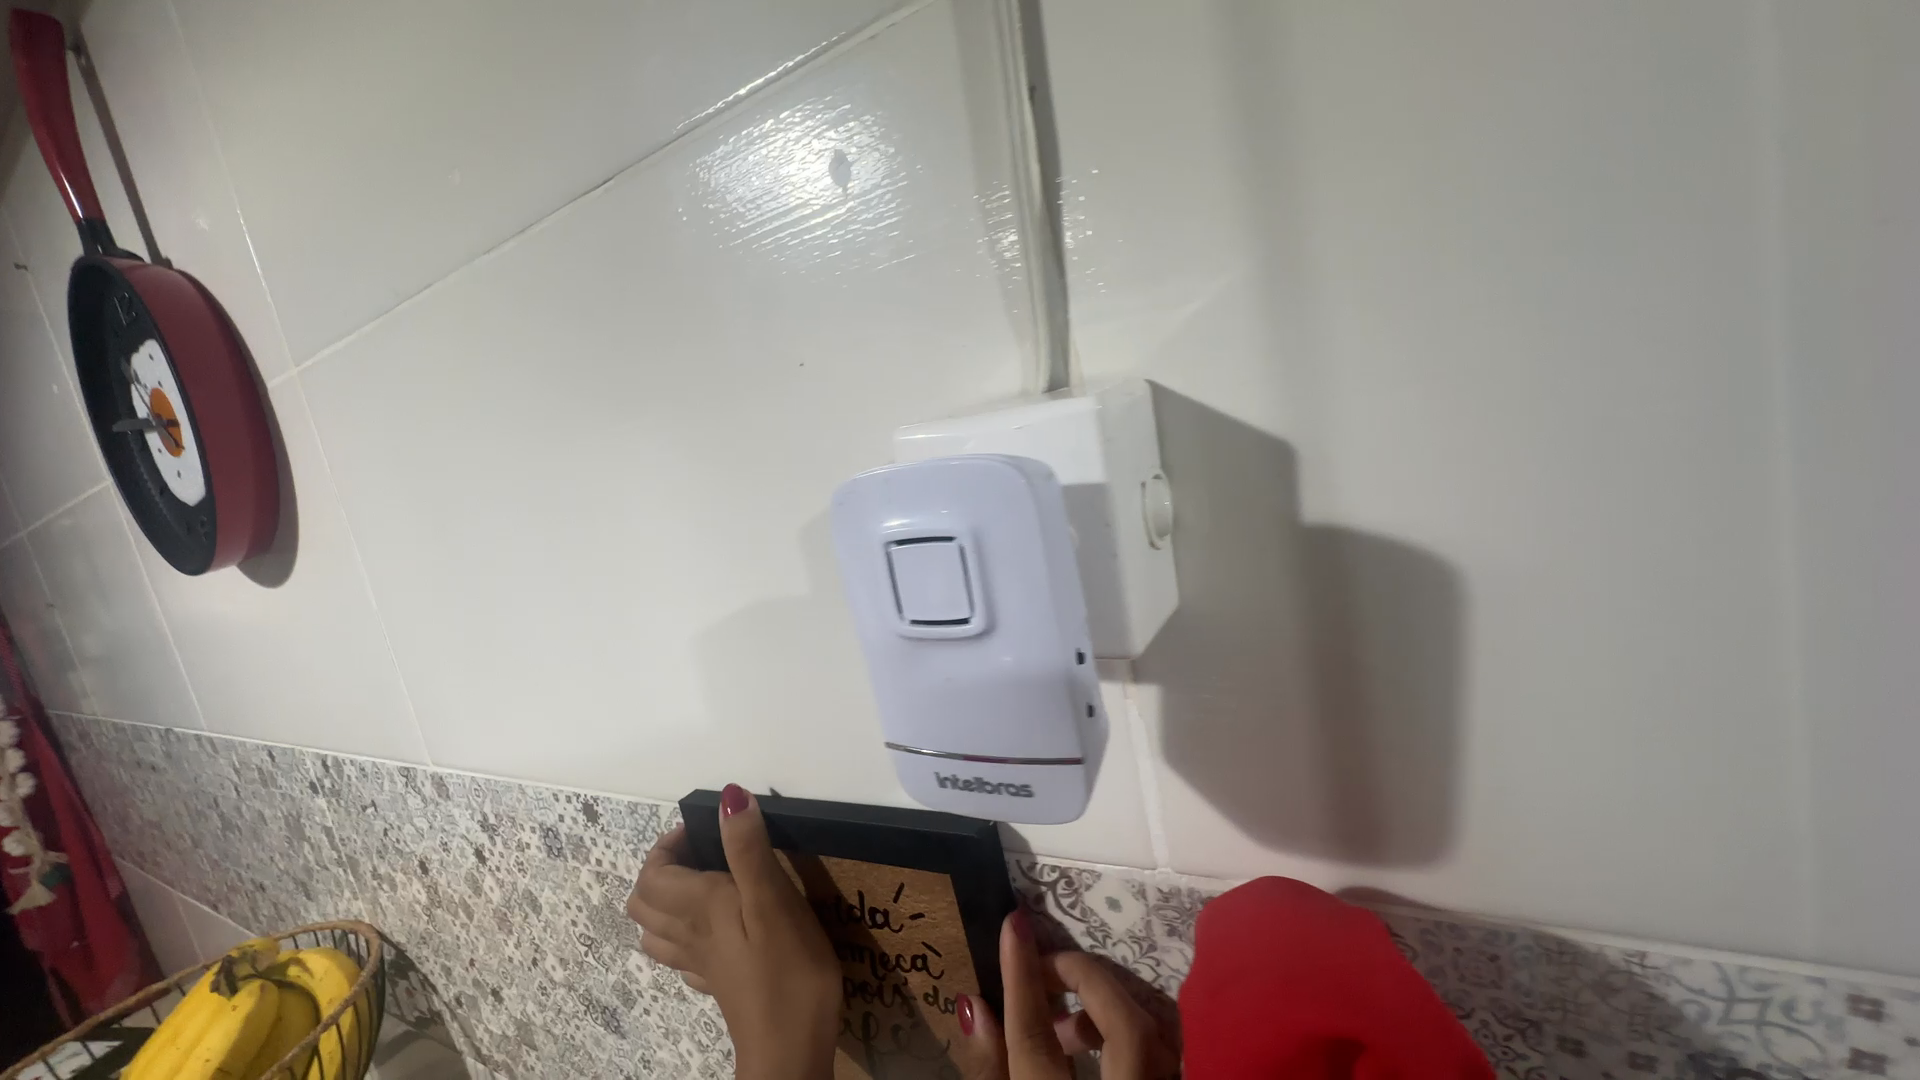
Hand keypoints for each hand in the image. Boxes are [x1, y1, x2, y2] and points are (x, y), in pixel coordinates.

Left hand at [626, 784, 840, 1079]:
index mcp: (697, 906)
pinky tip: (713, 931)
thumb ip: (748, 847)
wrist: (791, 1048)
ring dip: (666, 901)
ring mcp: (701, 963)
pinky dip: (685, 935)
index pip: (653, 872)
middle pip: (644, 901)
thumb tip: (729, 797)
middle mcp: (688, 933)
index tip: (706, 828)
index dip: (669, 844)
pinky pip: (682, 956)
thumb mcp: (773, 898)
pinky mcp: (719, 984)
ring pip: (656, 931)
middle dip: (662, 868)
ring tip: (702, 882)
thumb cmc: (786, 968)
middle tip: (702, 850)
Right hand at [954, 910, 1177, 1079]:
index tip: (1014, 924)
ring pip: (1159, 1037)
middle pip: (1125, 1027)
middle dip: (1087, 981)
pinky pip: (1173, 1051)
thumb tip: (973, 1005)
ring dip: (1113, 1010)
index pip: (1036, 1041)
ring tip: (1069, 1022)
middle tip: (1047, 969)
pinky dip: (1139, 1031)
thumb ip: (992, 1068)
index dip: (1022, 978)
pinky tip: (1103, 1040)